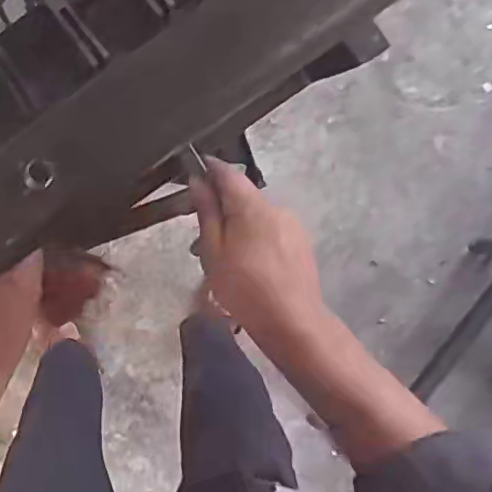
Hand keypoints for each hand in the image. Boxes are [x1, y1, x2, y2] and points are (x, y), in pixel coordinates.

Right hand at [189, 163, 444, 467]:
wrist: (292, 322)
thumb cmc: (243, 288)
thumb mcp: (213, 251)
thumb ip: (206, 212)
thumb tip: (198, 181)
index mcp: (252, 206)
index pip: (227, 172)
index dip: (207, 169)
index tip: (190, 173)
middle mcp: (276, 208)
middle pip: (242, 196)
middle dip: (219, 208)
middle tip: (198, 236)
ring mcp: (293, 225)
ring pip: (255, 215)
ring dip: (235, 226)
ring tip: (220, 258)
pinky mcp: (301, 244)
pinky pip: (269, 230)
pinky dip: (252, 238)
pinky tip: (243, 266)